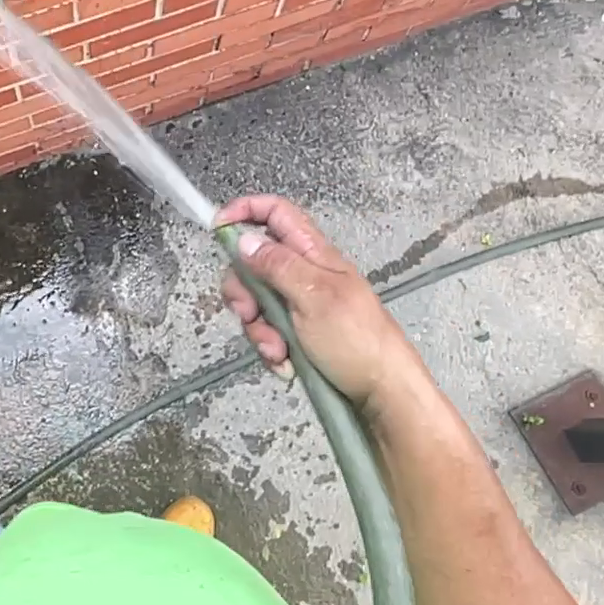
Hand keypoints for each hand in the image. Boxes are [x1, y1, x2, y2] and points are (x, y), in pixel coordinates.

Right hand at [216, 195, 423, 405]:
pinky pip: (267, 331)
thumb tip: (242, 239)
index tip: (218, 228)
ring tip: (278, 351)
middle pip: (253, 263)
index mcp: (312, 253)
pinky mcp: (297, 332)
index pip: (275, 213)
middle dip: (242, 290)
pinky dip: (270, 348)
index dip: (245, 210)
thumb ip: (277, 266)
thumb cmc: (357, 340)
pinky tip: (284, 364)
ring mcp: (299, 304)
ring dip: (258, 329)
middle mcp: (303, 273)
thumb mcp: (314, 297)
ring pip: (256, 302)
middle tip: (248, 314)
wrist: (385, 395)